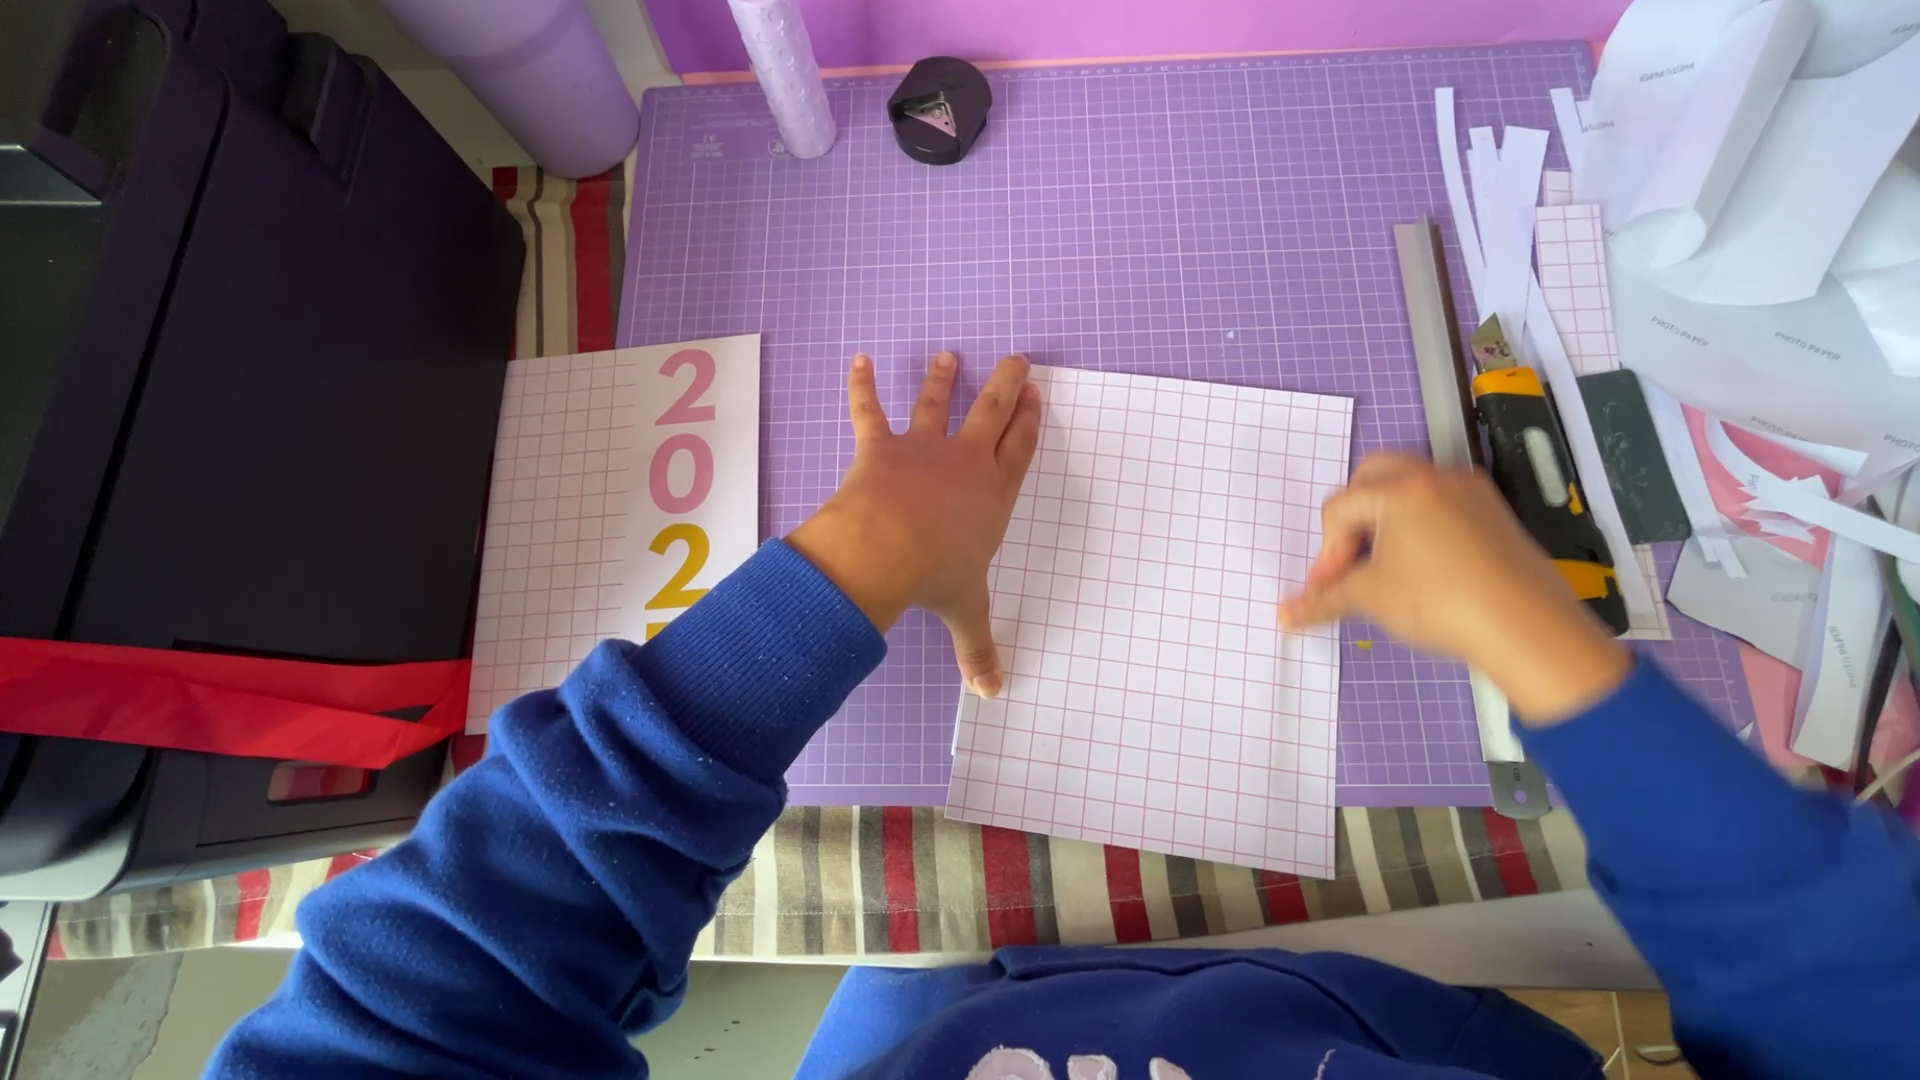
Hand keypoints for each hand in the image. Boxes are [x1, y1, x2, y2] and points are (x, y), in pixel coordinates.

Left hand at [787, 352, 1041, 697]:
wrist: (887, 551)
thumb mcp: (966, 613)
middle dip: (1008, 386)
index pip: (1019, 452)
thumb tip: (992, 693)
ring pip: (939, 405)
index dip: (1030, 424)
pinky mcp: (881, 447)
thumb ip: (979, 649)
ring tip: (950, 357)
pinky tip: (859, 361)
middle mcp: (964, 464)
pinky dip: (862, 385)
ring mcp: (923, 450)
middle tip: (1018, 360)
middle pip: (993, 414)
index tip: (1038, 399)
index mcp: (992, 497)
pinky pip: (869, 410)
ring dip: (945, 381)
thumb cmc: (935, 577)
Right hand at [1278, 452, 1631, 724]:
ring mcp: (1471, 491)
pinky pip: (1441, 503)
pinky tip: (1423, 567)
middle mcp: (1436, 477)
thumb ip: (1322, 599)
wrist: (1529, 630)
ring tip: (1385, 564)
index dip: (1327, 551)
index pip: (1339, 508)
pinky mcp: (1494, 512)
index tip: (1332, 587)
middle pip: (1373, 477)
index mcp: (1400, 488)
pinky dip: (1419, 524)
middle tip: (1353, 558)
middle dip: (1353, 517)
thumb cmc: (1439, 602)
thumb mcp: (1370, 598)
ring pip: (1409, 487)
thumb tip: (1284, 616)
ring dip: (1386, 518)